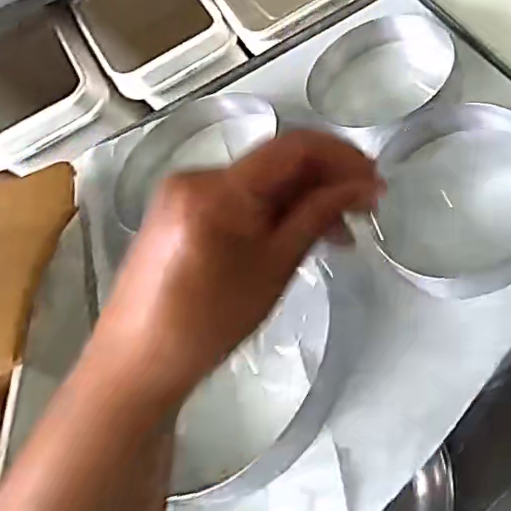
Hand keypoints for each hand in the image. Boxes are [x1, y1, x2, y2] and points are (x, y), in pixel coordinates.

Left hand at [92, 130, 379, 412]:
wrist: (135, 363)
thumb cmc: (207, 324)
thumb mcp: (274, 268)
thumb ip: (318, 216)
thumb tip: (361, 187)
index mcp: (218, 188)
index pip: (293, 147)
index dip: (342, 156)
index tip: (375, 180)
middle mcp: (197, 175)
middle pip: (277, 160)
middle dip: (326, 178)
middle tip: (365, 208)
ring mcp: (184, 190)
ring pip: (260, 179)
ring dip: (303, 196)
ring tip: (340, 233)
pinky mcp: (180, 207)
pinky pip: (238, 195)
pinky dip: (273, 208)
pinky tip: (297, 233)